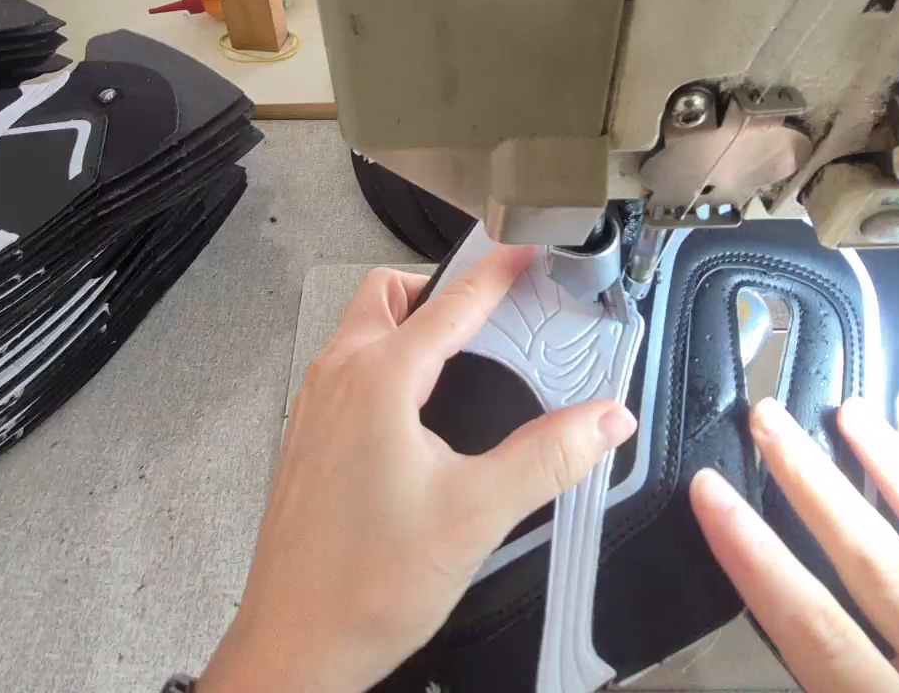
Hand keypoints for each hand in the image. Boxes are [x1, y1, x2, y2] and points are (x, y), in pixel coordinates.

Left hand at [200, 245, 637, 692]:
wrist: (294, 645)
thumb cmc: (368, 582)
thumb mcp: (476, 512)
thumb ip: (548, 455)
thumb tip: (604, 420)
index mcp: (379, 378)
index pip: (452, 302)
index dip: (496, 272)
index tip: (522, 252)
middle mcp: (338, 376)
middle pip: (390, 293)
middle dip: (439, 287)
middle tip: (484, 310)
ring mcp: (315, 402)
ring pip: (363, 326)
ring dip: (409, 321)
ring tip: (457, 354)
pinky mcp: (307, 431)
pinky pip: (347, 363)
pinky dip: (385, 356)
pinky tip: (414, 406)